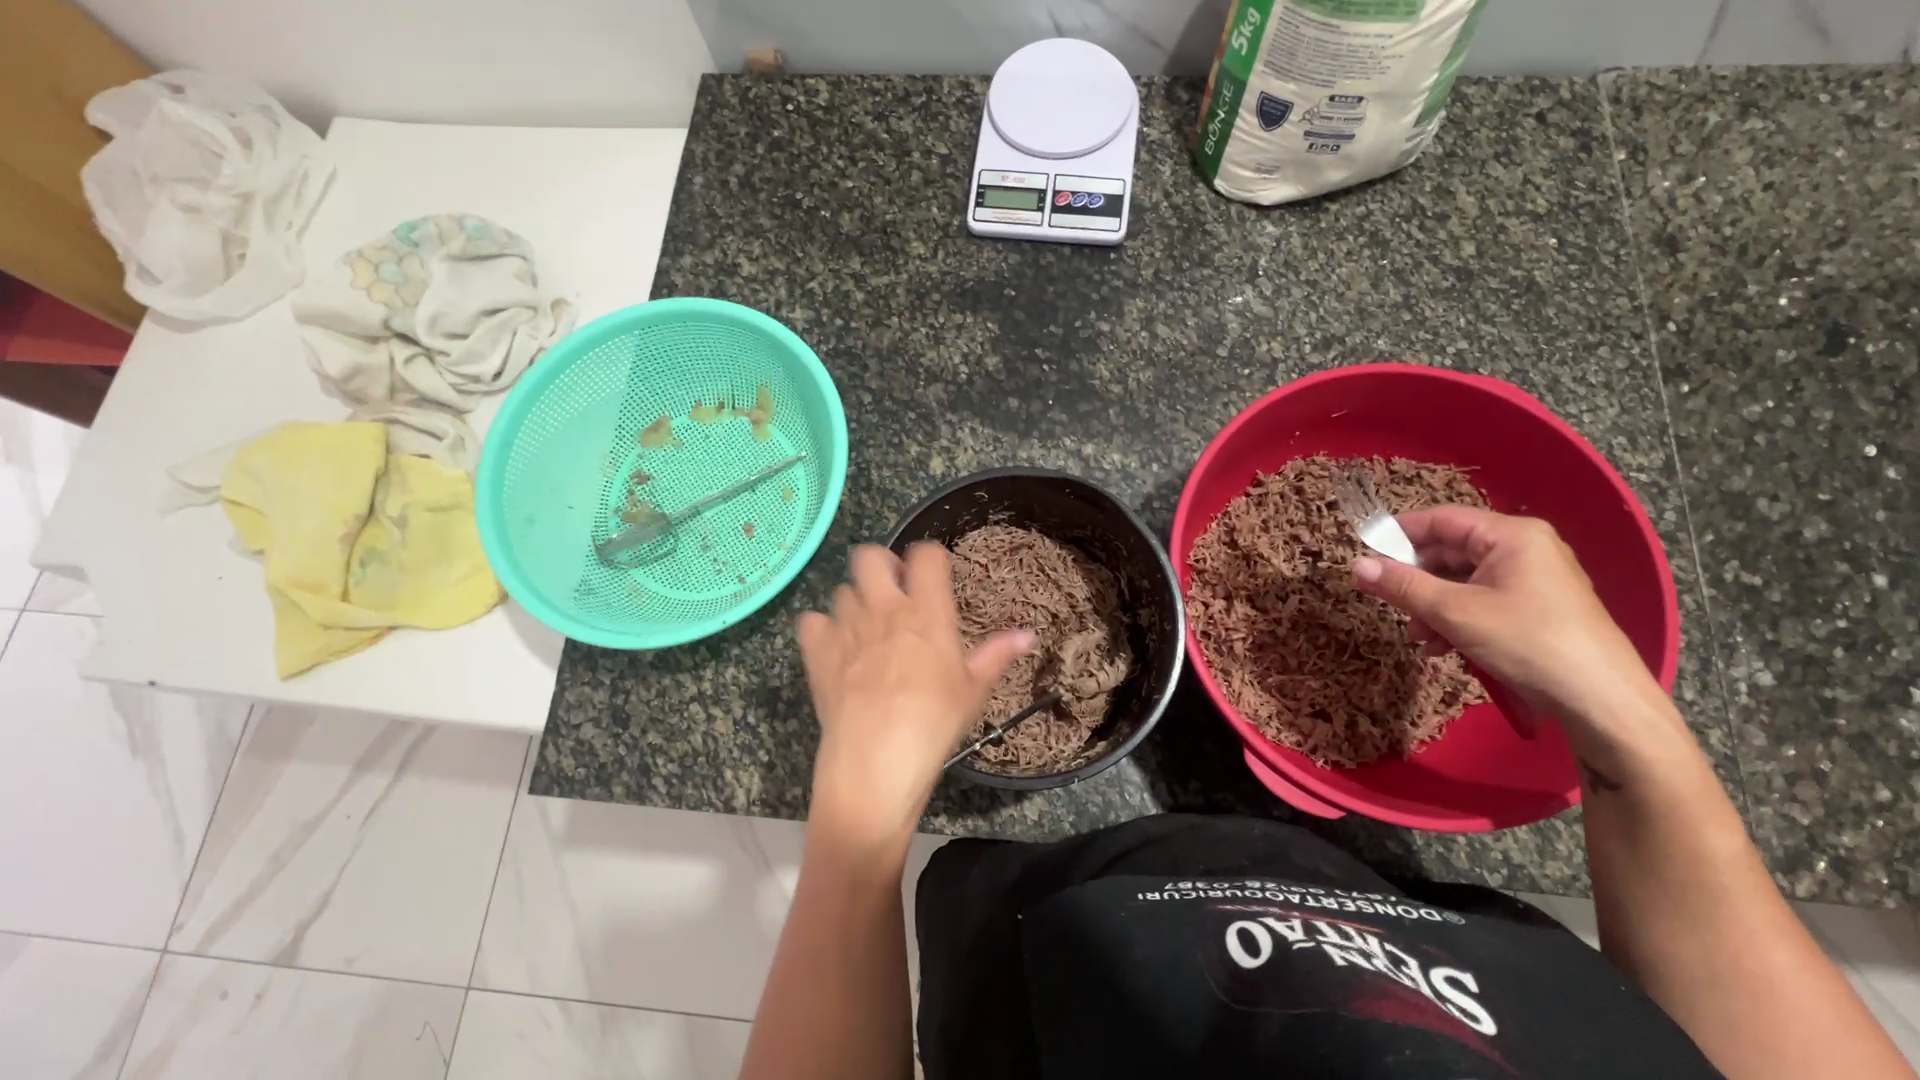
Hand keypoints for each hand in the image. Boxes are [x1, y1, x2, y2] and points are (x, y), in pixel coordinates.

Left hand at [797, 543, 1032, 848]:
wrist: (875, 760)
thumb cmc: (933, 724)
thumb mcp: (972, 691)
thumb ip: (996, 655)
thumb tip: (1028, 635)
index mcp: (926, 612)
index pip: (925, 555)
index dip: (929, 558)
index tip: (933, 575)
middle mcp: (883, 608)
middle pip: (870, 556)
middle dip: (882, 566)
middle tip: (894, 591)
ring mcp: (846, 627)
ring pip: (844, 589)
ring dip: (856, 602)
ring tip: (868, 629)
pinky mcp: (818, 650)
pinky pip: (812, 620)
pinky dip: (822, 628)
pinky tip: (835, 648)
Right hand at [1349, 506, 1660, 730]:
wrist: (1601, 699)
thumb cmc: (1526, 642)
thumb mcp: (1455, 613)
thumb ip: (1403, 587)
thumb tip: (1356, 565)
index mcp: (1511, 535)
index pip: (1442, 519)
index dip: (1399, 533)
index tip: (1365, 552)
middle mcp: (1526, 548)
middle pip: (1452, 551)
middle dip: (1417, 579)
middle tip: (1390, 603)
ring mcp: (1535, 579)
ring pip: (1465, 580)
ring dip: (1434, 605)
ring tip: (1420, 637)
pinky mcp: (1538, 609)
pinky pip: (1484, 601)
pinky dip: (1458, 619)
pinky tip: (1444, 647)